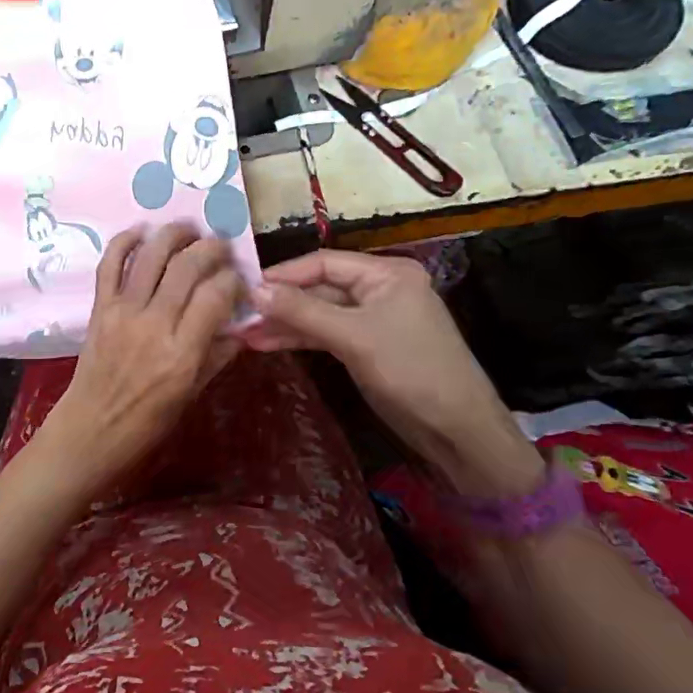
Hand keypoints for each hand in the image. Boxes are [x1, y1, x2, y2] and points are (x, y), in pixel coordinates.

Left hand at [44, 224, 244, 492]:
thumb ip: (216, 357)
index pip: (215, 296)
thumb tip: (239, 326)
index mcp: (182, 353)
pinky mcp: (99, 309)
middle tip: (221, 246)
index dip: (233, 279)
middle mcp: (154, 325)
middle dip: (210, 248)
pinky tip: (141, 230)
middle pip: (187, 268)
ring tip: (189, 228)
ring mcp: (122, 313)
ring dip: (173, 234)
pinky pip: (109, 265)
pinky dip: (123, 242)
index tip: (238, 278)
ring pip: (151, 257)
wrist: (90, 431)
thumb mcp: (191, 395)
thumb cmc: (146, 423)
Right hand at [240, 250, 541, 496]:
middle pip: (318, 288)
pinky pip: (326, 334)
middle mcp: (379, 288)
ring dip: (284, 323)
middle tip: (237, 314)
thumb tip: (254, 290)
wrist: (456, 429)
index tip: (243, 287)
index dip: (282, 274)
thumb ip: (302, 311)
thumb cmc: (410, 370)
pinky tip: (266, 344)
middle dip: (280, 303)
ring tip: (243, 334)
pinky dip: (300, 339)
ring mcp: (372, 319)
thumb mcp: (353, 337)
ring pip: (319, 313)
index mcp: (385, 273)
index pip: (322, 263)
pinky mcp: (366, 346)